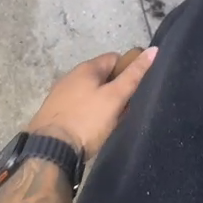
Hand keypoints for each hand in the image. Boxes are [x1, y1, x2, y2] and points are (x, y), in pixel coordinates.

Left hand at [23, 47, 155, 158]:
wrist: (48, 153)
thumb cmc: (86, 120)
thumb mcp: (115, 98)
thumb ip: (134, 75)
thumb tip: (153, 50)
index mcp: (86, 68)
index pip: (115, 58)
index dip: (128, 71)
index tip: (135, 90)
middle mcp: (70, 77)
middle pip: (102, 77)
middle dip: (116, 91)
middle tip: (125, 110)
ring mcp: (59, 96)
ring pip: (90, 94)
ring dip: (102, 104)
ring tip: (110, 123)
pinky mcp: (53, 115)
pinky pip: (78, 108)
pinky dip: (88, 115)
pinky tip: (92, 131)